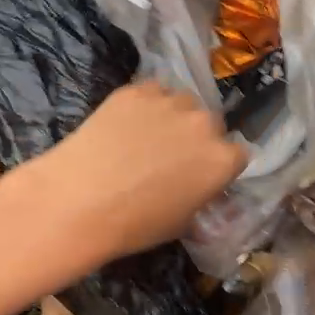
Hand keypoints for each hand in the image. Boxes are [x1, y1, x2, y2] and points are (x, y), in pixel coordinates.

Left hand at [23, 82, 246, 261]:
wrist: (77, 201)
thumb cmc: (133, 224)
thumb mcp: (180, 224)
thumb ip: (199, 198)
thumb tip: (196, 193)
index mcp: (222, 160)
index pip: (237, 154)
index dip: (218, 165)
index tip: (201, 175)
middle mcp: (203, 124)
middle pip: (211, 124)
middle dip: (196, 138)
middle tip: (171, 157)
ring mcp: (170, 101)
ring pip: (182, 103)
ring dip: (172, 117)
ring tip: (145, 138)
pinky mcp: (136, 90)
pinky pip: (151, 92)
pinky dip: (144, 106)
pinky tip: (123, 126)